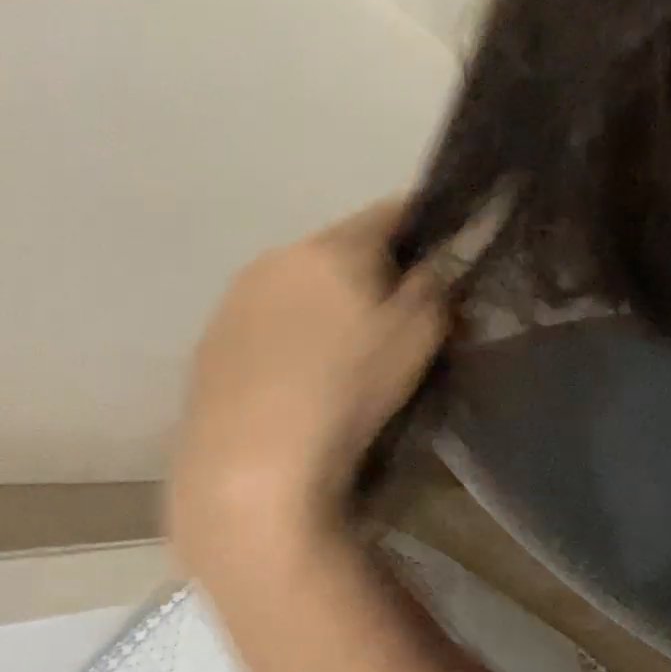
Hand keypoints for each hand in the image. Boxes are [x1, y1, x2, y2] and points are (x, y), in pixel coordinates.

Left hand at [170, 200, 447, 555]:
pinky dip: (306, 324)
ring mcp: (236, 299)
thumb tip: (446, 252)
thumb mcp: (421, 328)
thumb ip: (438, 280)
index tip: (457, 242)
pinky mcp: (213, 340)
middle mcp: (277, 258)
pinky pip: (277, 313)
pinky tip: (321, 362)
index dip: (431, 220)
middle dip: (384, 262)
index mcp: (331, 246)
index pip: (393, 210)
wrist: (252, 462)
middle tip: (418, 298)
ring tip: (368, 334)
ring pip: (309, 279)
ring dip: (340, 293)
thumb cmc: (351, 383)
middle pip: (346, 245)